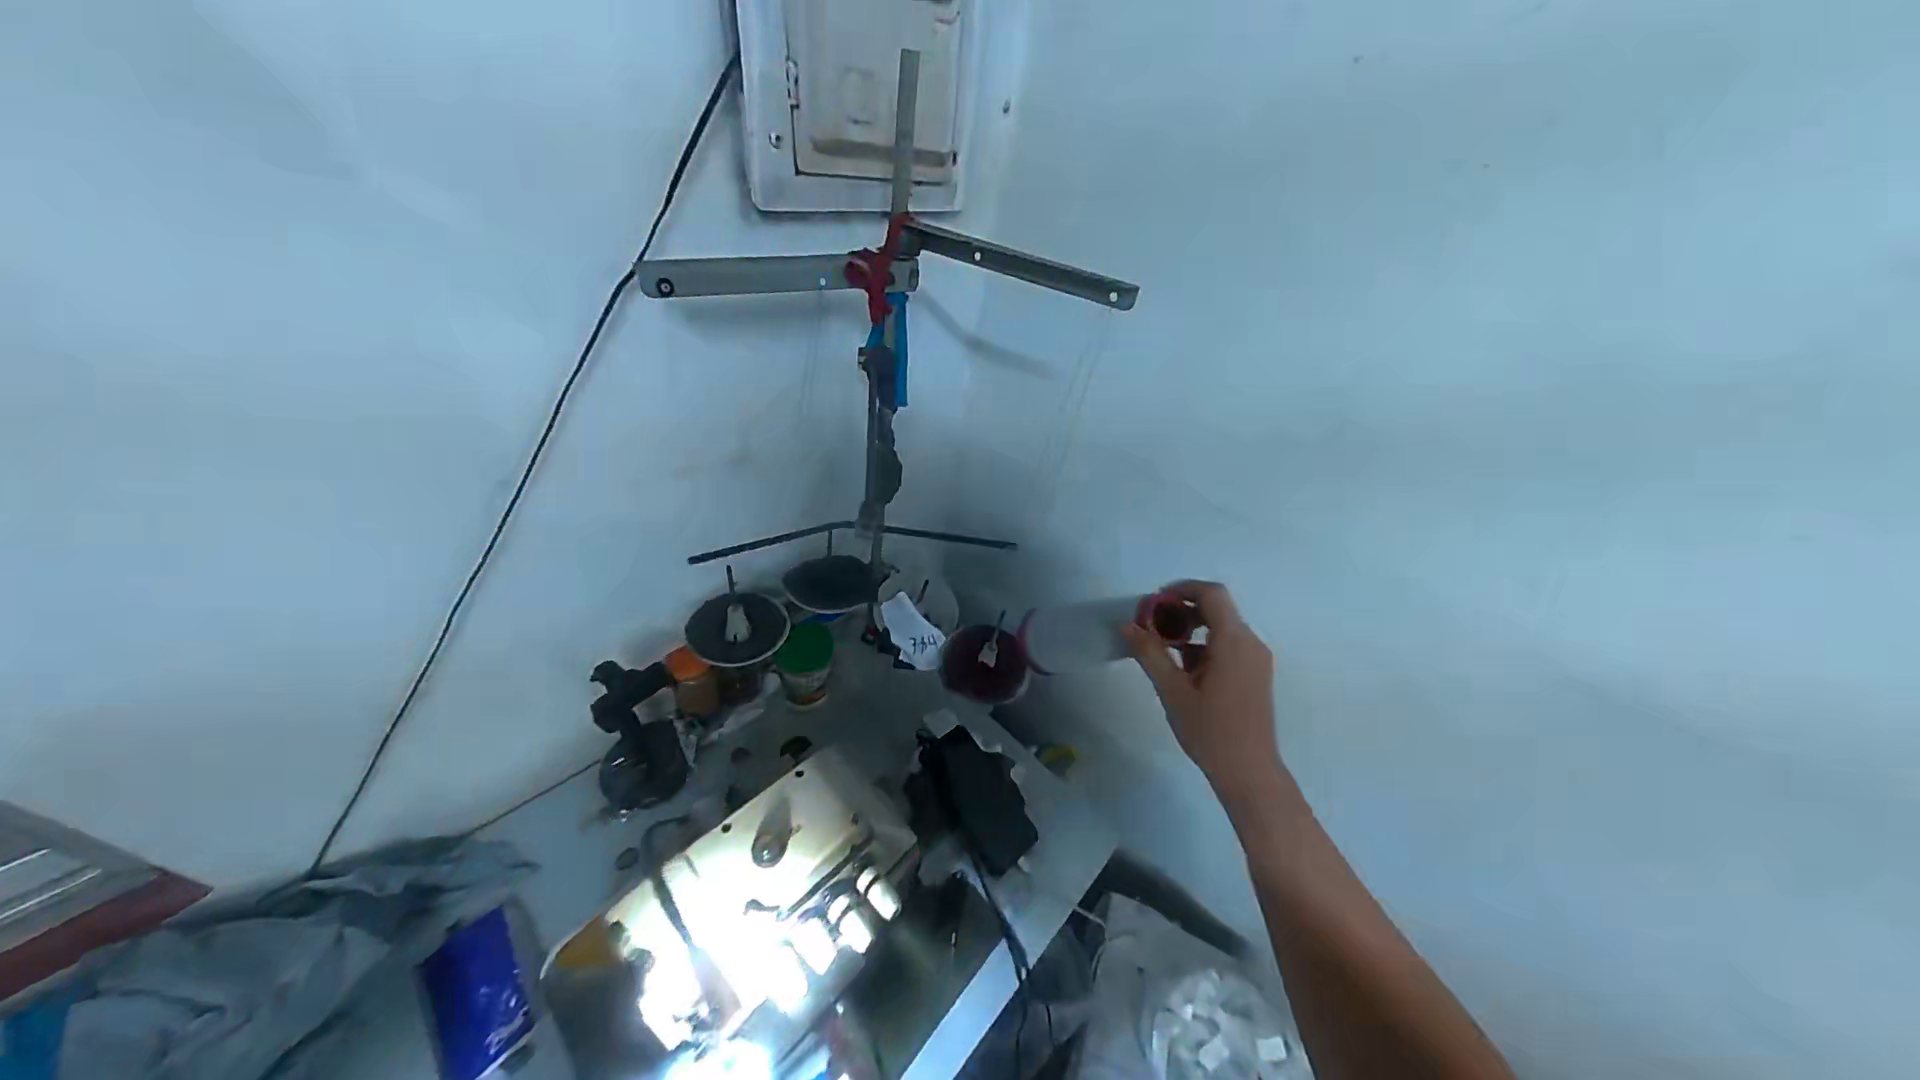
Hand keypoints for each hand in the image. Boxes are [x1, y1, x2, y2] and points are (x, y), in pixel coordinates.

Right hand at [1121, 581, 1283, 797]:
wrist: (1249, 772)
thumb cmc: (1210, 730)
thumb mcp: (1172, 691)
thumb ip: (1150, 653)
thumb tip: (1128, 625)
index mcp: (1234, 642)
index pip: (1212, 594)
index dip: (1182, 589)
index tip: (1155, 601)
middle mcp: (1251, 643)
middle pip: (1217, 609)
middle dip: (1182, 610)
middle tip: (1152, 625)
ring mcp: (1256, 660)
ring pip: (1222, 628)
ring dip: (1192, 630)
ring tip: (1162, 649)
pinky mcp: (1255, 675)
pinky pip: (1229, 646)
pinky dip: (1204, 646)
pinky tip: (1182, 670)